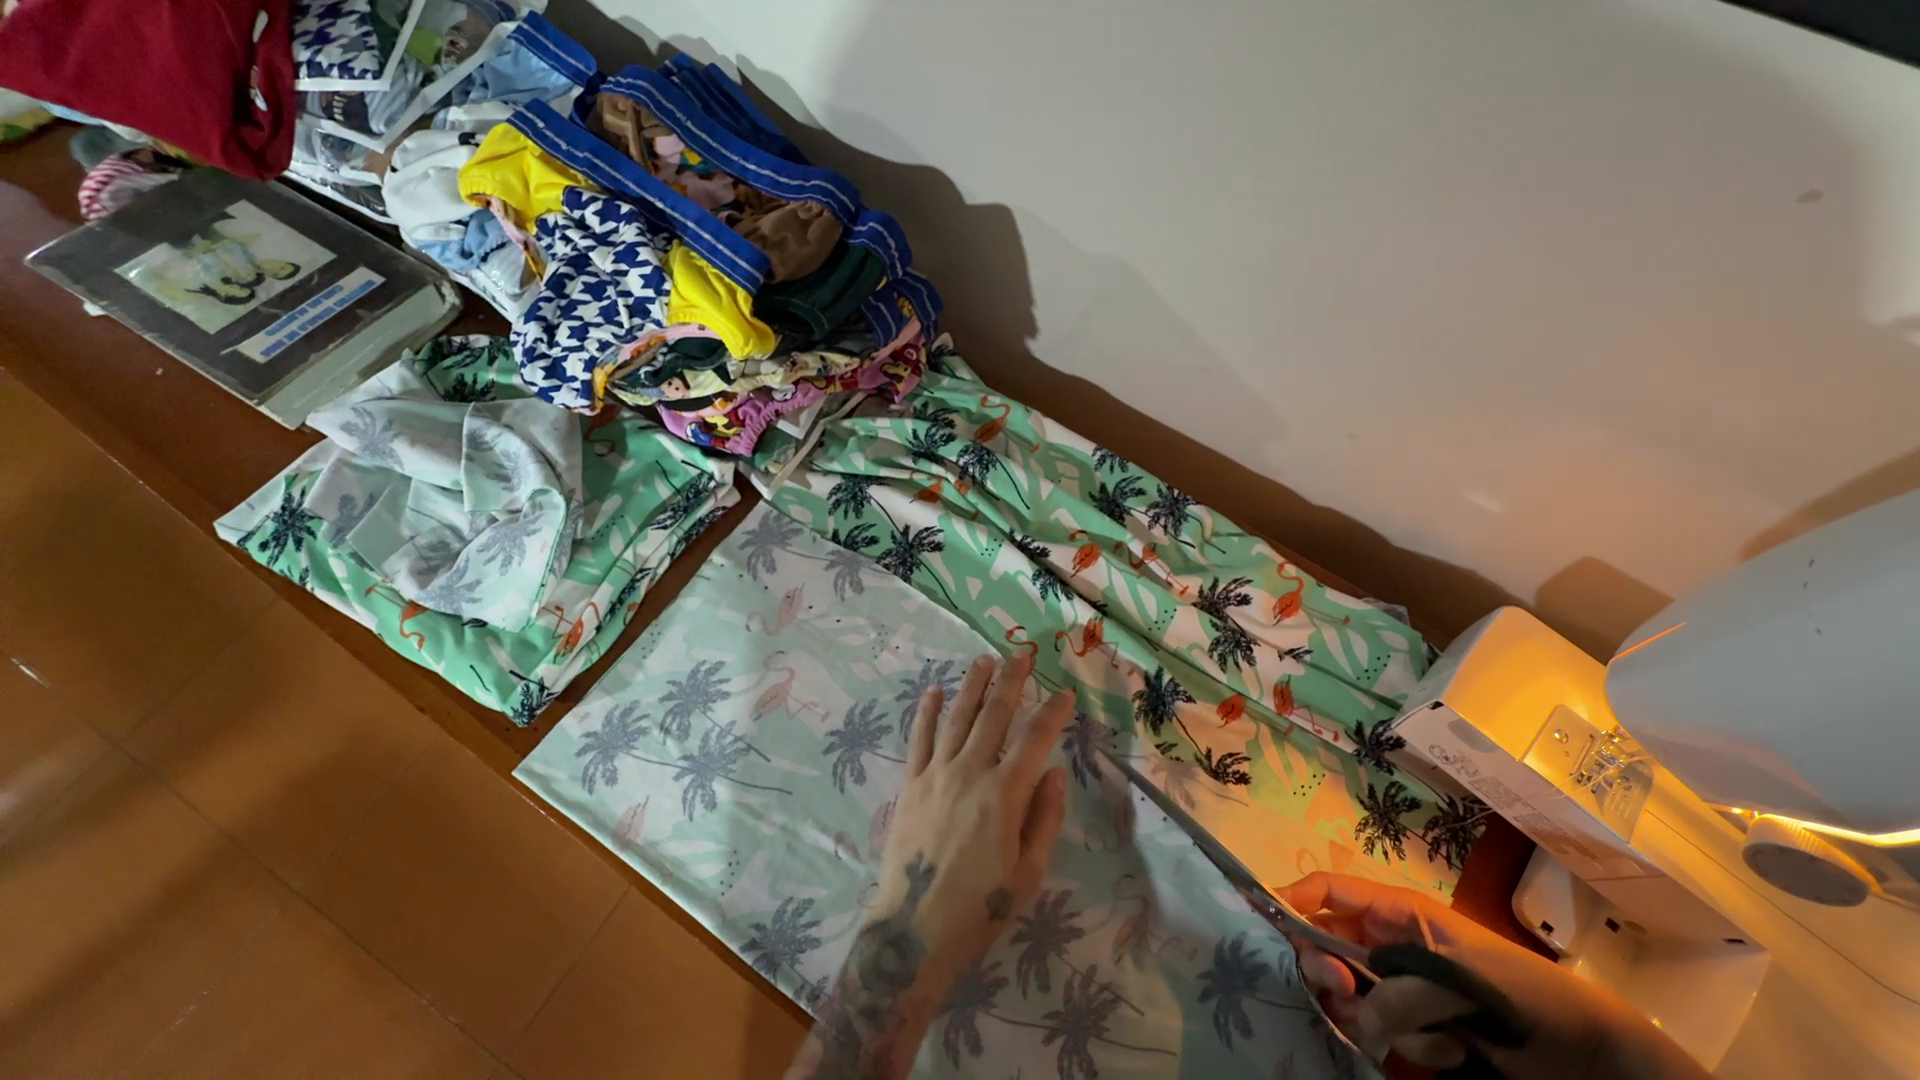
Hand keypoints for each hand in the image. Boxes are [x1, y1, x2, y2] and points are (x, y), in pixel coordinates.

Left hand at [787, 653, 1072, 1079]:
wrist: (912, 933)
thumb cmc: (980, 910)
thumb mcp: (1028, 873)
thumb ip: (1044, 818)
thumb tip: (1052, 771)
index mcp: (1004, 795)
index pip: (1034, 739)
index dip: (1052, 712)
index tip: (1065, 692)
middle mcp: (969, 773)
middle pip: (994, 715)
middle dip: (1011, 681)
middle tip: (1022, 653)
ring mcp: (934, 775)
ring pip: (956, 718)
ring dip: (972, 686)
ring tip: (984, 660)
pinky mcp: (910, 785)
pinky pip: (918, 739)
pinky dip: (926, 712)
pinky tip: (934, 691)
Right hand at [1276, 873, 1710, 1079]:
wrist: (1588, 1051)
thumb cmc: (1525, 993)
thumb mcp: (1464, 982)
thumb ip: (1402, 993)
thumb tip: (1355, 1019)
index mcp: (1396, 911)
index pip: (1326, 890)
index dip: (1290, 900)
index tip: (1262, 928)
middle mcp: (1388, 942)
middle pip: (1324, 947)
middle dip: (1329, 977)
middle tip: (1342, 997)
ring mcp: (1399, 985)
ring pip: (1349, 998)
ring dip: (1377, 1024)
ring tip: (1432, 1043)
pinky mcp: (1413, 1025)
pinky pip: (1380, 1033)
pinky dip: (1407, 1049)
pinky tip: (1450, 1057)